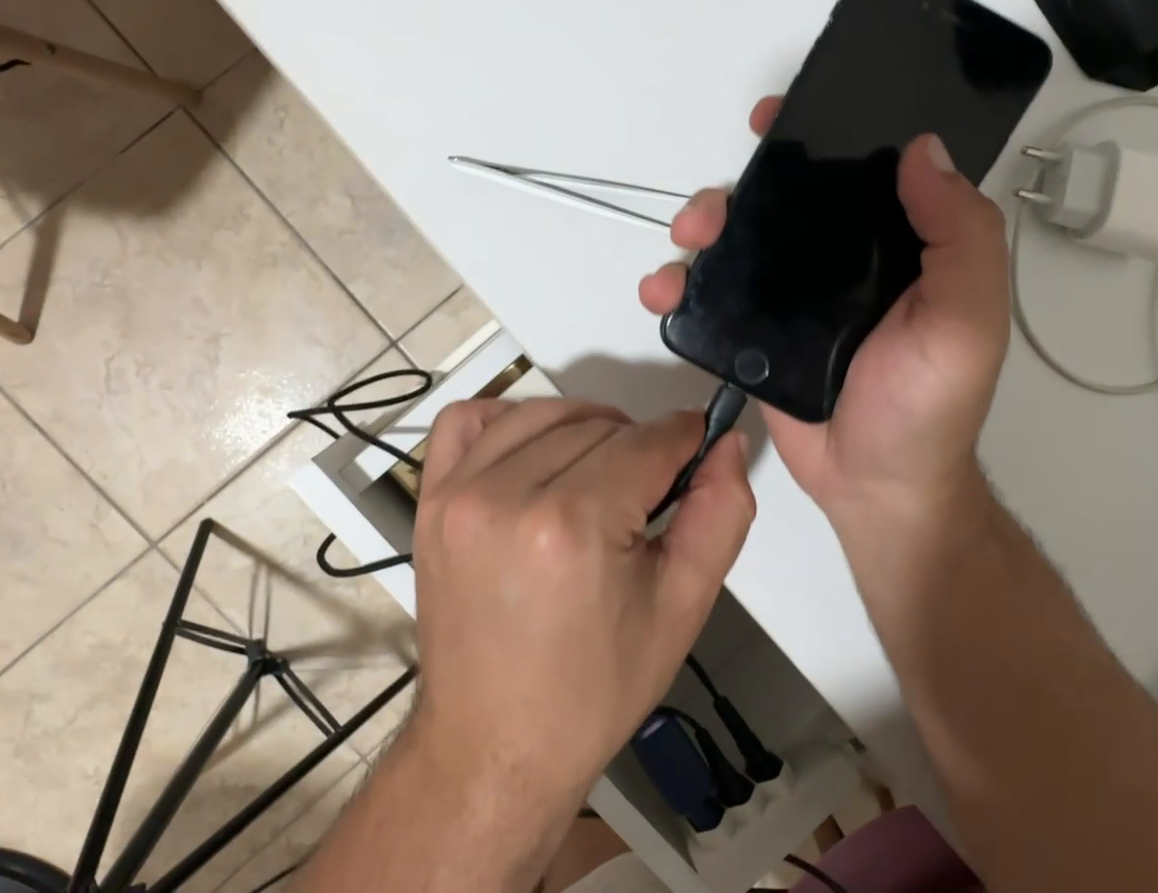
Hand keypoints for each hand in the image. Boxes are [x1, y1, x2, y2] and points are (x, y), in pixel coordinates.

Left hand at [404, 398, 756, 808]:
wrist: (496, 744)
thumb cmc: (591, 691)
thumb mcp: (682, 608)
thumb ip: (720, 513)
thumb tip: (726, 445)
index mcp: (574, 525)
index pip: (648, 440)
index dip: (687, 438)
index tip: (699, 447)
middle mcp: (507, 496)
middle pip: (599, 426)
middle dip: (638, 448)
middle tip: (649, 496)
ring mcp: (459, 495)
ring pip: (541, 414)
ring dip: (582, 430)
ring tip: (600, 476)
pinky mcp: (431, 503)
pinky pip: (465, 422)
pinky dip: (506, 422)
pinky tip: (533, 453)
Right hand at [638, 97, 1009, 547]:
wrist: (873, 487)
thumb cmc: (928, 408)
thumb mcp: (968, 320)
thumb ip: (959, 237)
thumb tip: (921, 151)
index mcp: (895, 247)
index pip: (857, 173)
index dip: (819, 136)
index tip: (778, 119)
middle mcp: (842, 265)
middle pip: (781, 204)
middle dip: (739, 188)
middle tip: (712, 207)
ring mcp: (793, 301)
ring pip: (740, 245)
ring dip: (702, 231)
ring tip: (684, 244)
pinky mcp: (755, 338)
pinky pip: (713, 300)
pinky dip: (681, 287)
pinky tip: (663, 291)